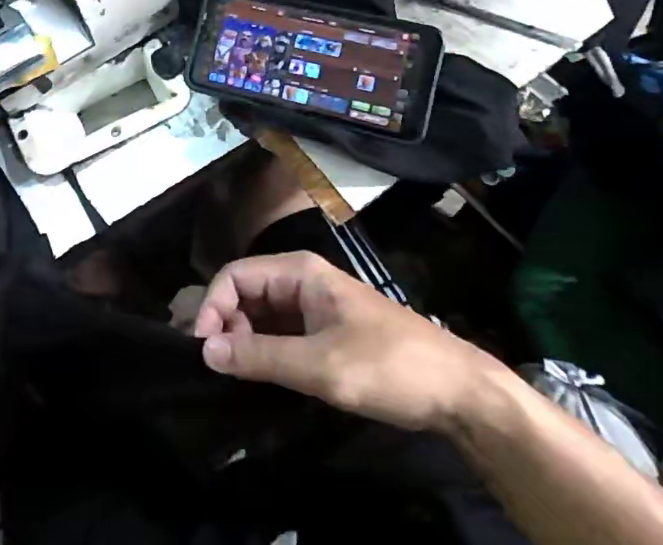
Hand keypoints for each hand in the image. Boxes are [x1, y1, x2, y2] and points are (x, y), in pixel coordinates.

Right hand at [192, 251, 511, 433]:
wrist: (459, 391)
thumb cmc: (388, 366)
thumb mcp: (320, 365)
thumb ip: (260, 357)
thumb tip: (205, 351)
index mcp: (300, 272)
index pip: (235, 275)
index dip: (212, 307)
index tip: (204, 350)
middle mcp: (302, 281)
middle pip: (245, 292)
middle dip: (226, 325)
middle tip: (222, 368)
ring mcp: (315, 305)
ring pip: (261, 314)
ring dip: (244, 340)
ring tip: (240, 377)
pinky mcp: (325, 330)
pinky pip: (280, 332)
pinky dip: (264, 350)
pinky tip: (261, 376)